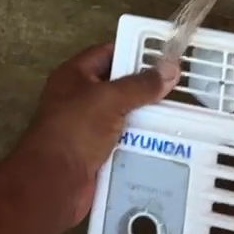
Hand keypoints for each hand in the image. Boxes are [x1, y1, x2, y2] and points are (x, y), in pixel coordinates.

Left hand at [13, 44, 178, 226]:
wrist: (55, 182)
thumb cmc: (76, 129)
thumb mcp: (110, 99)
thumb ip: (140, 85)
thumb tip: (171, 69)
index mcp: (74, 75)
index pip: (106, 53)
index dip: (132, 51)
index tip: (162, 56)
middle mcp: (78, 97)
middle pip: (116, 86)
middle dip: (143, 87)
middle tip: (177, 85)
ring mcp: (86, 127)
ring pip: (122, 115)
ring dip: (145, 116)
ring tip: (179, 113)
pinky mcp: (95, 152)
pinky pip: (122, 140)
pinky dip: (140, 140)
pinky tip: (166, 140)